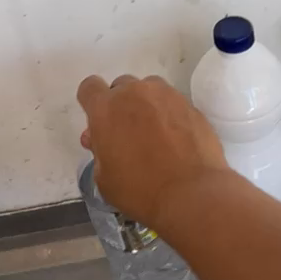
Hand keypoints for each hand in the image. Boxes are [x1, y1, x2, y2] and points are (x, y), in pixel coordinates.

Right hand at [76, 74, 231, 229]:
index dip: (92, 103)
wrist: (190, 192)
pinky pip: (171, 101)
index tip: (99, 123)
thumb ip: (98, 150)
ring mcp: (165, 93)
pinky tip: (175, 139)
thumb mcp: (104, 178)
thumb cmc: (139, 189)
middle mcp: (134, 92)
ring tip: (153, 135)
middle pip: (121, 87)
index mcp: (106, 108)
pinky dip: (168, 114)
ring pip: (148, 90)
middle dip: (120, 106)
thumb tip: (99, 138)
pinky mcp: (188, 102)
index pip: (89, 87)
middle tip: (127, 135)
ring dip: (145, 106)